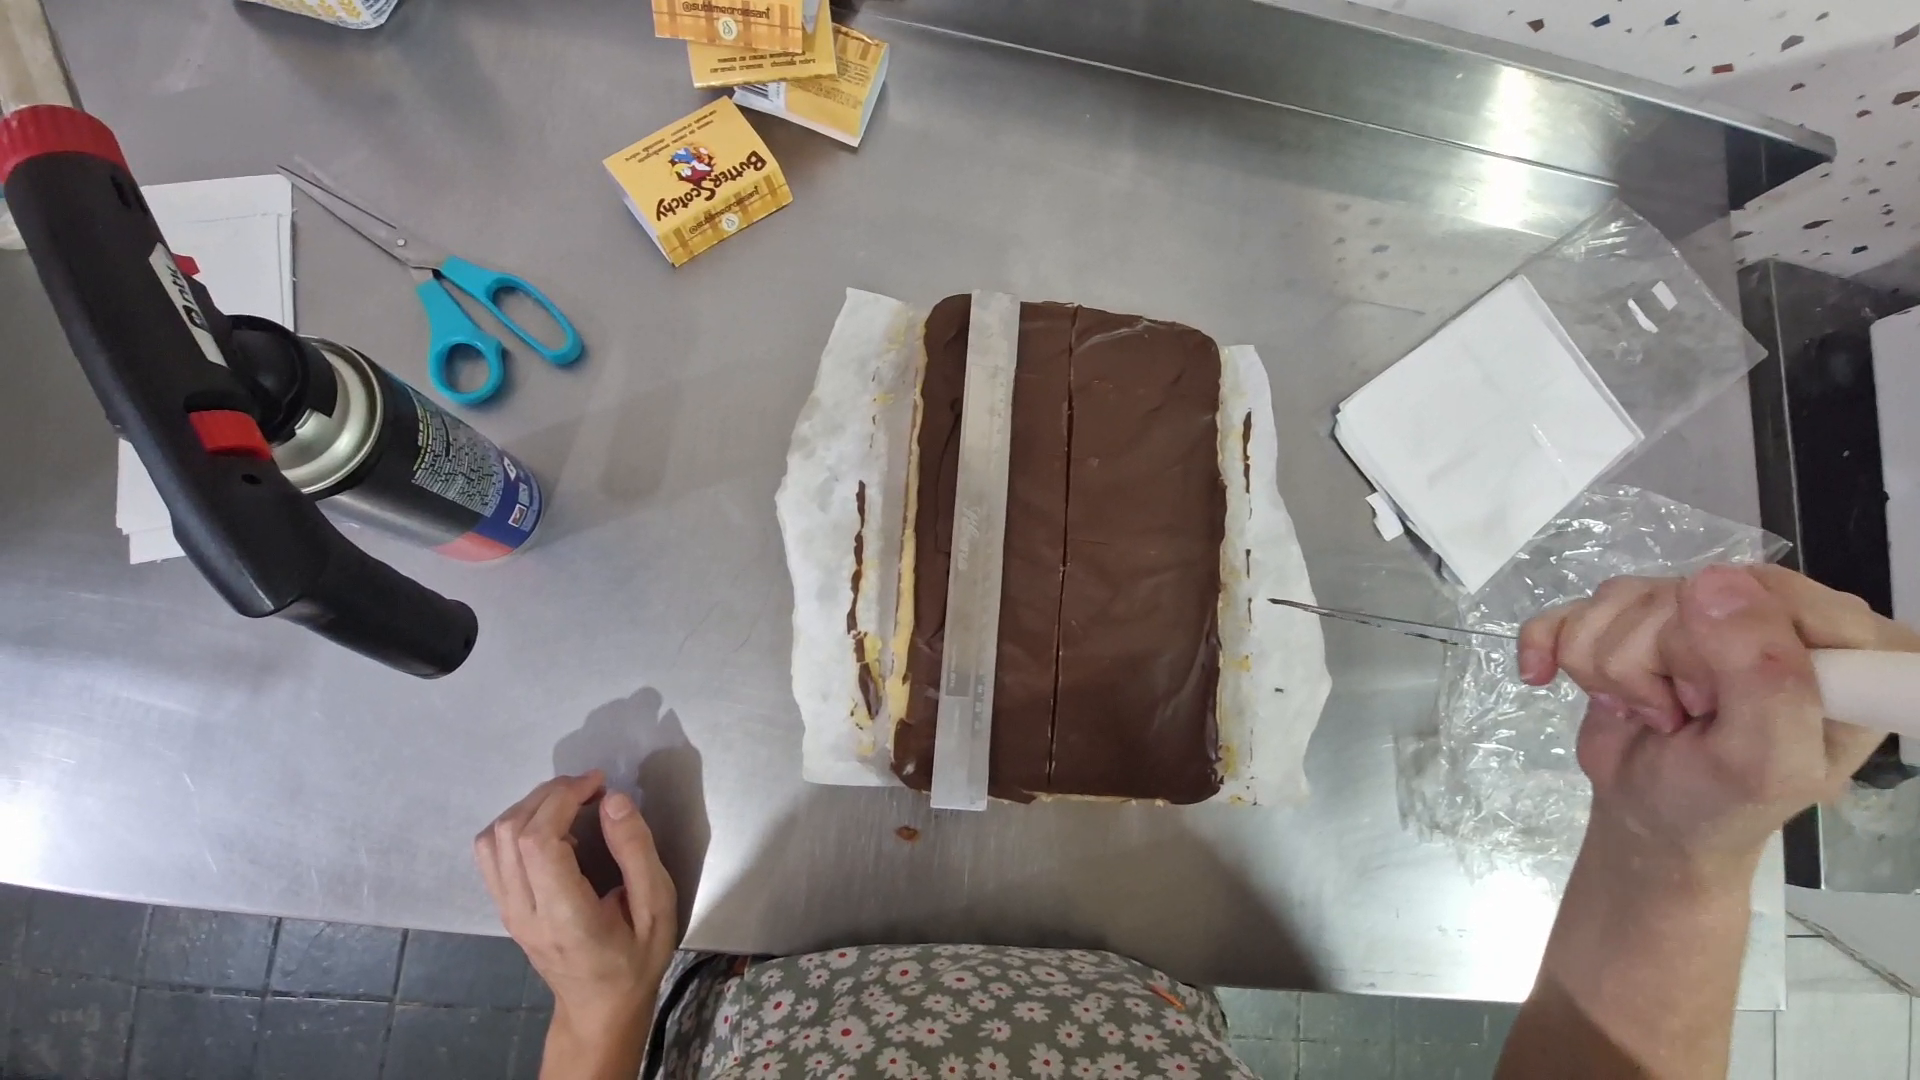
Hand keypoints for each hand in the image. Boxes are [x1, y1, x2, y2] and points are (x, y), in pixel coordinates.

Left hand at [474, 772, 678, 1041]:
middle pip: (510, 833)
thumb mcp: (658, 906)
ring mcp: (507, 910)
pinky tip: (553, 825)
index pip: (537, 842)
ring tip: (573, 800)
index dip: (563, 798)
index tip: (600, 783)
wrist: (599, 1007)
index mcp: (564, 915)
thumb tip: (614, 799)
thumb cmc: (636, 958)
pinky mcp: (504, 906)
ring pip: (493, 839)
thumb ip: (637, 852)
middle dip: (551, 794)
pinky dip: (518, 823)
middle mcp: (524, 911)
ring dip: (532, 805)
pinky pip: (491, 853)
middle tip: (592, 787)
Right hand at [1518, 565, 1919, 881]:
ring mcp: (1683, 616)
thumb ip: (1762, 673)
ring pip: (1612, 602)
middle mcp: (1760, 616)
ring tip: (1642, 711)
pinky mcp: (1618, 625)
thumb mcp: (1763, 757)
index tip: (1712, 701)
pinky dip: (1544, 646)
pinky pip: (1563, 610)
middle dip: (1650, 665)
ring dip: (1604, 669)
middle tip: (1677, 715)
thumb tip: (1711, 580)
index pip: (1759, 589)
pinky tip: (1543, 676)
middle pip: (1673, 595)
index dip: (1717, 640)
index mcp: (1834, 643)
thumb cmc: (1720, 801)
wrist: (1649, 816)